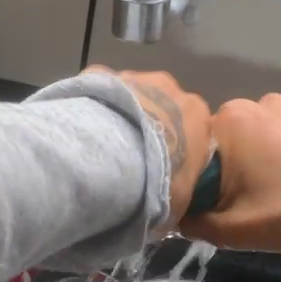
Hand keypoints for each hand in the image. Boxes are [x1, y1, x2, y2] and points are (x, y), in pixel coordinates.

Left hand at [88, 67, 211, 226]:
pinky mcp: (101, 74)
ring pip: (130, 92)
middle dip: (148, 122)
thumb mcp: (179, 201)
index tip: (161, 162)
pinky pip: (98, 86)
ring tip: (103, 142)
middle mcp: (169, 87)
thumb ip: (179, 194)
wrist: (116, 159)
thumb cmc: (158, 183)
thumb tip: (167, 207)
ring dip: (121, 112)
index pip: (193, 123)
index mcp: (197, 113)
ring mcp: (134, 77)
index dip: (177, 142)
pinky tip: (83, 126)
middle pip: (162, 102)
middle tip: (130, 153)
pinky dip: (93, 103)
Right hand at [182, 94, 280, 251]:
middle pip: (221, 144)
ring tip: (270, 197)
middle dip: (224, 173)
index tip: (203, 206)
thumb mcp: (235, 229)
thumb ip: (194, 224)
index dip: (192, 181)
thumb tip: (177, 218)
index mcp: (227, 119)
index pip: (190, 150)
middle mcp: (254, 103)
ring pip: (253, 142)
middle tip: (237, 206)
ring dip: (254, 166)